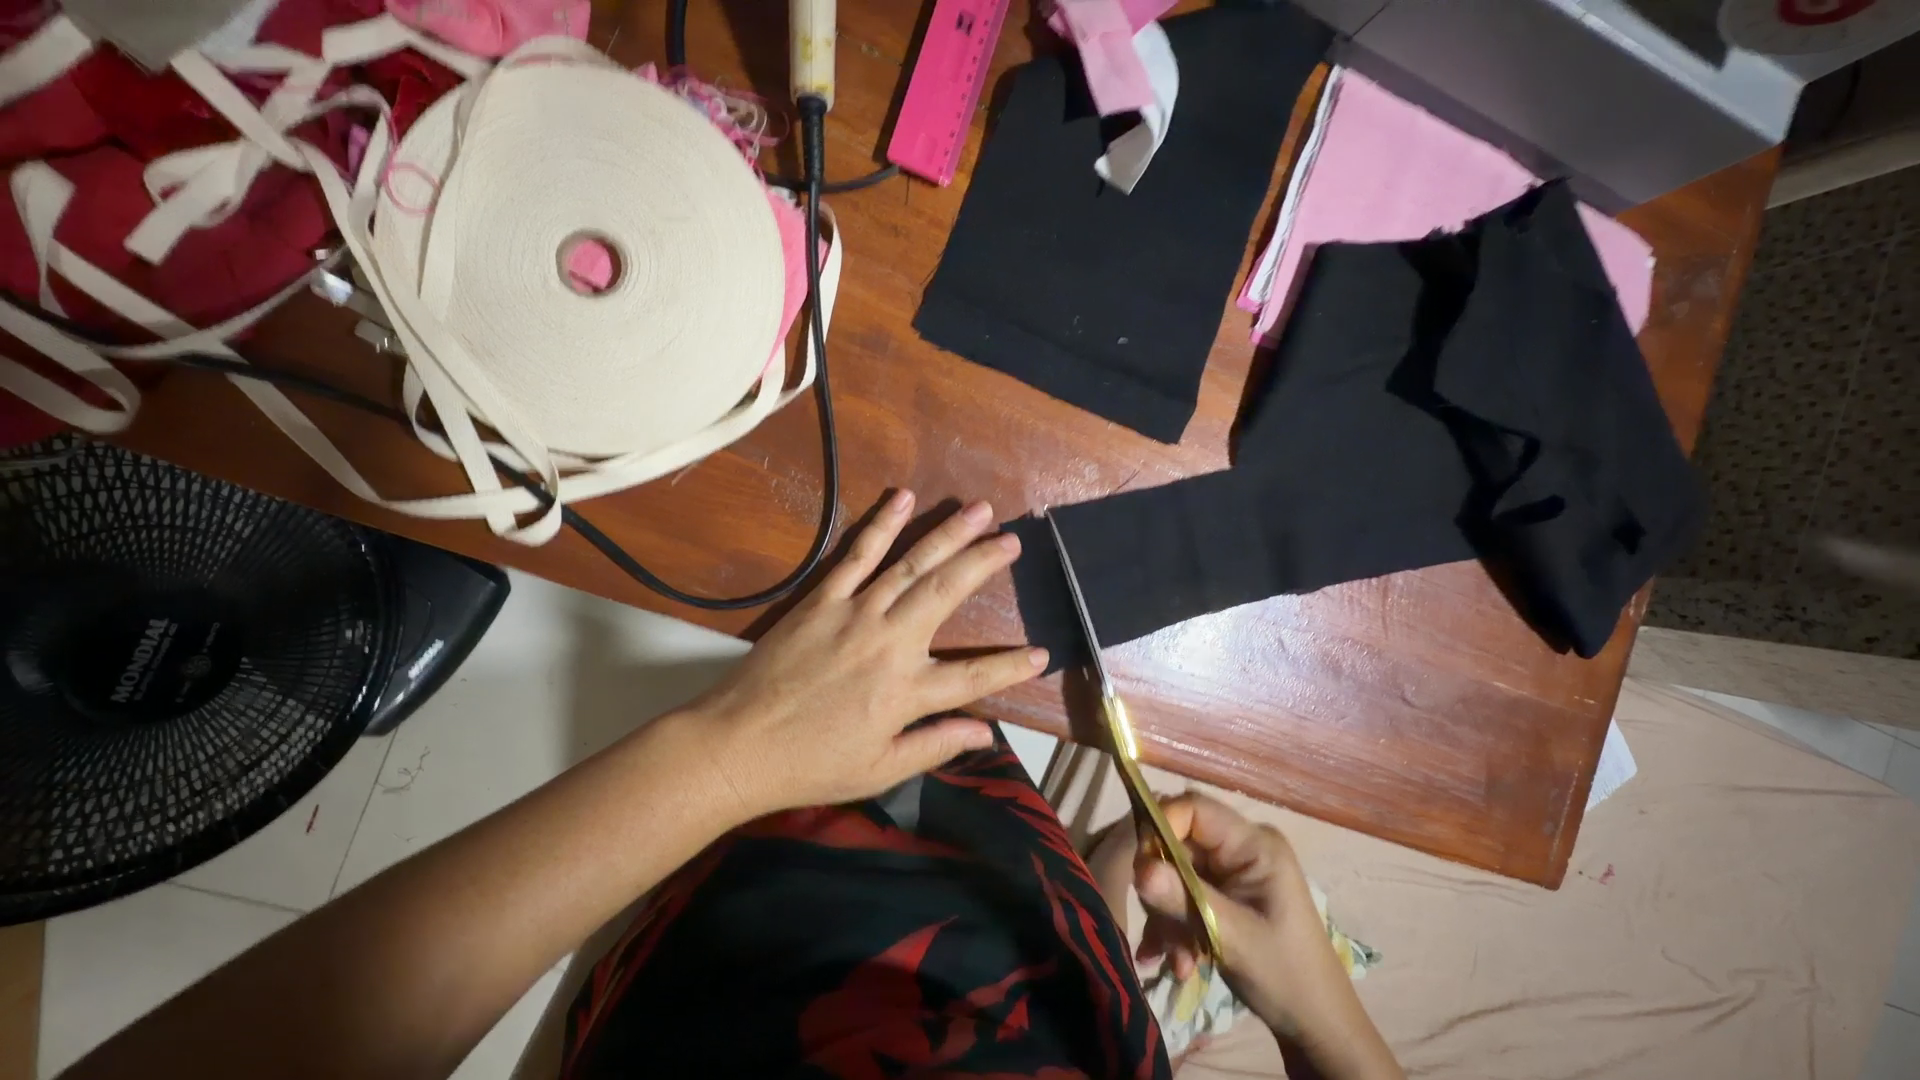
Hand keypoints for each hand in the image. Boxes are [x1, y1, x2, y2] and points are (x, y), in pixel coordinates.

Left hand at [686, 490, 1046, 818]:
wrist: (737, 745)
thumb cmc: (810, 765)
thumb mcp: (879, 770)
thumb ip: (935, 746)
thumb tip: (985, 732)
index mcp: (907, 693)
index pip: (975, 676)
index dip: (1012, 666)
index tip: (1042, 653)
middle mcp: (889, 644)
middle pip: (946, 594)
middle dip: (983, 563)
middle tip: (1012, 540)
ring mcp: (855, 614)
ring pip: (911, 565)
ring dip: (948, 535)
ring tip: (980, 511)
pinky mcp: (821, 600)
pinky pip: (857, 556)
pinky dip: (882, 526)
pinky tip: (904, 500)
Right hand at [1133, 794, 1354, 1041]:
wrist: (1315, 1023)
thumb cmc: (1285, 975)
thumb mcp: (1232, 938)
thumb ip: (1183, 900)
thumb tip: (1139, 870)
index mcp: (1254, 844)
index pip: (1193, 809)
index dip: (1160, 827)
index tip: (1141, 870)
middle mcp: (1240, 847)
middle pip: (1177, 843)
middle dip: (1162, 888)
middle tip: (1162, 933)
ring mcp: (1230, 870)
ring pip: (1173, 872)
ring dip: (1167, 916)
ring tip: (1178, 962)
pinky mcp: (1222, 893)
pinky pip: (1181, 894)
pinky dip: (1173, 925)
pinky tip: (1176, 962)